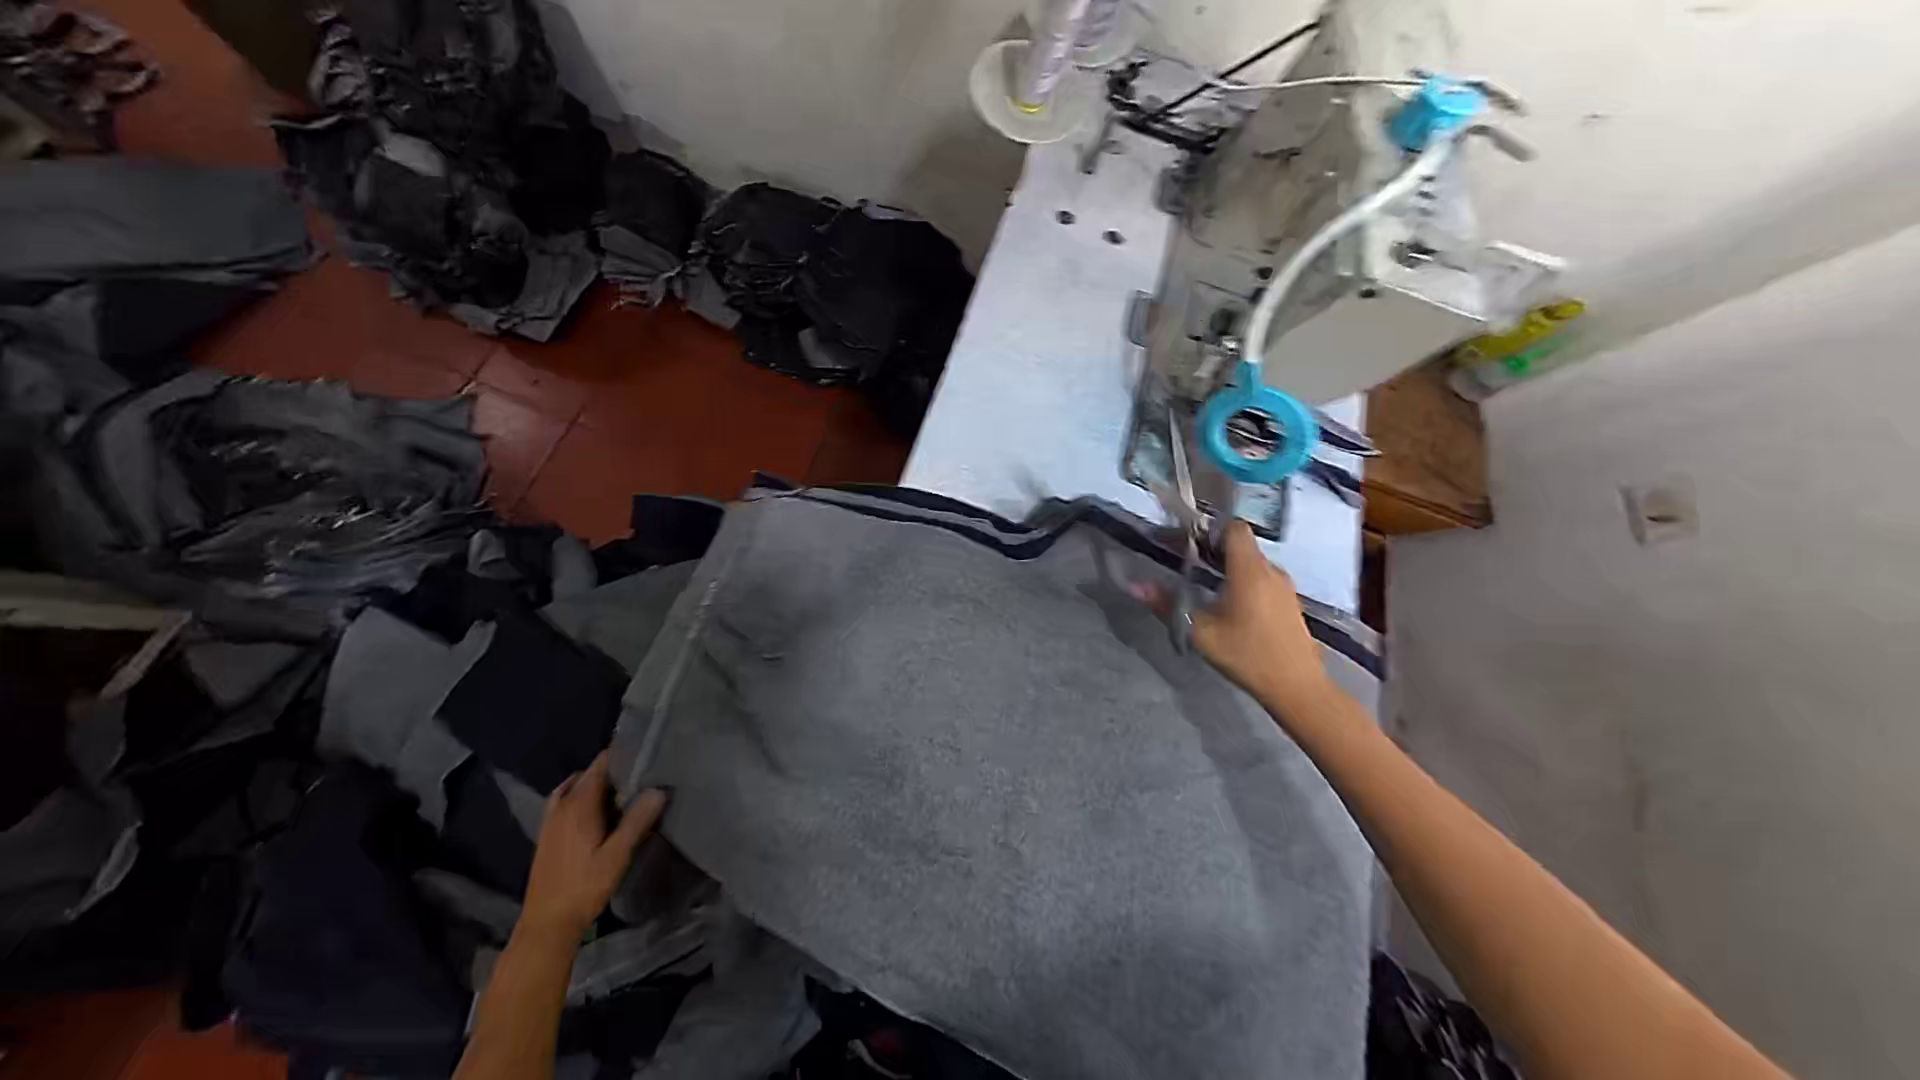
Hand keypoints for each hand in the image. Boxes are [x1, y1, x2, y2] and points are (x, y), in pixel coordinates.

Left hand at [521, 751, 666, 940]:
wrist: (547, 923)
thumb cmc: (584, 886)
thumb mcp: (618, 854)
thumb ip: (638, 820)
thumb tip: (658, 790)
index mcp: (578, 805)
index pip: (600, 765)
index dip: (621, 755)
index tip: (645, 754)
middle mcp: (561, 806)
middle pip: (587, 775)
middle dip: (612, 771)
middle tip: (642, 777)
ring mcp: (550, 821)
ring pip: (574, 788)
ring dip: (596, 786)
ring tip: (621, 795)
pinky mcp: (547, 835)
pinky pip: (565, 802)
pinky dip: (582, 798)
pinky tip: (598, 815)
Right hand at [1148, 521, 1334, 716]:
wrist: (1297, 688)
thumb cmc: (1247, 655)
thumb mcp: (1201, 632)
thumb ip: (1167, 605)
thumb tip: (1136, 586)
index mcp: (1249, 570)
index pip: (1234, 528)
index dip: (1209, 529)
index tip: (1187, 543)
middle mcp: (1271, 571)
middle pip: (1241, 544)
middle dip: (1213, 549)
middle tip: (1187, 563)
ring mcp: (1284, 587)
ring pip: (1252, 562)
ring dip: (1228, 566)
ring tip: (1204, 584)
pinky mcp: (1289, 602)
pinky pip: (1263, 579)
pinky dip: (1244, 581)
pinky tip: (1229, 604)